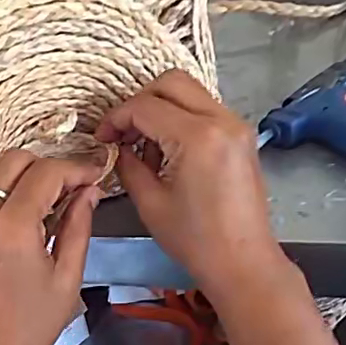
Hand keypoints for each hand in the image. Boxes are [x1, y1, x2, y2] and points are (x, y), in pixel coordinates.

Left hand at [0, 150, 101, 344]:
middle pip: (14, 160)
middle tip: (74, 185)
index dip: (76, 167)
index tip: (95, 174)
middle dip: (48, 164)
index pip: (46, 173)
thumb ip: (78, 228)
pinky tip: (29, 221)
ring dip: (26, 179)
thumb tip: (88, 193)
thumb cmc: (28, 330)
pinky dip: (7, 197)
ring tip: (54, 204)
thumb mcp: (66, 280)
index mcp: (13, 229)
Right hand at [97, 70, 293, 296]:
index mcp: (198, 137)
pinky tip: (168, 152)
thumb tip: (118, 148)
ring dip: (161, 110)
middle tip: (122, 134)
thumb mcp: (150, 203)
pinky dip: (180, 120)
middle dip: (139, 103)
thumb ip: (129, 165)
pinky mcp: (242, 137)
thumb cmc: (195, 240)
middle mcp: (222, 121)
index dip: (116, 118)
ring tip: (146, 149)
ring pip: (189, 93)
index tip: (103, 138)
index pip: (146, 106)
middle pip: (171, 83)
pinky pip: (204, 110)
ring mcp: (237, 126)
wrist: (242, 262)